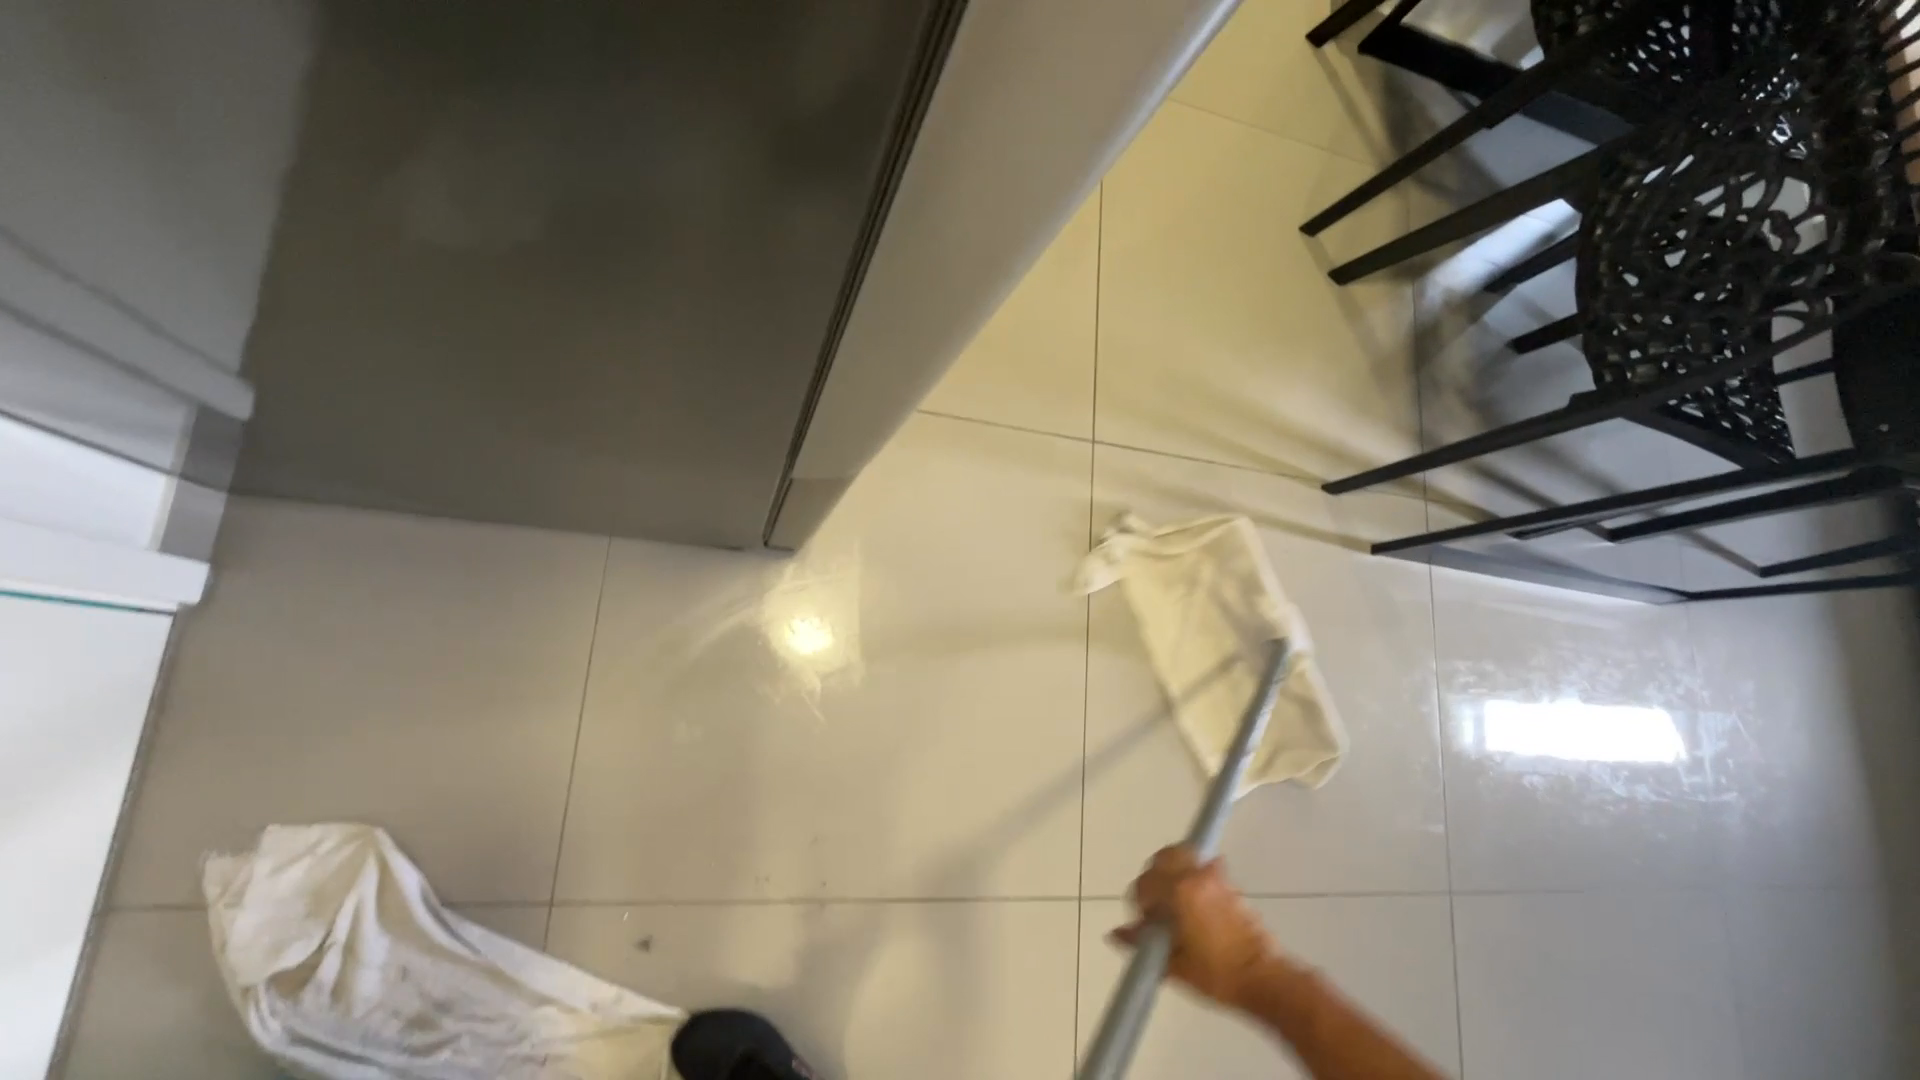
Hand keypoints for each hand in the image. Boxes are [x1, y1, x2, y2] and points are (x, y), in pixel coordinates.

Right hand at [1109, 846, 1283, 1009]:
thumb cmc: (1216, 974)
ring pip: (1187, 856)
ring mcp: (1218, 879)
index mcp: (1179, 892)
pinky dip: (1197, 875)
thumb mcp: (1174, 964)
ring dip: (1175, 869)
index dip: (1139, 901)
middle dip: (1154, 874)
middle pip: (1166, 856)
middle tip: (1155, 902)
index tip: (1144, 922)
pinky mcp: (1233, 887)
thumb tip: (1115, 933)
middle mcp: (1197, 877)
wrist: (1266, 979)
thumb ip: (1142, 943)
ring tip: (1175, 897)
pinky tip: (1198, 901)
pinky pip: (1208, 868)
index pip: (1145, 882)